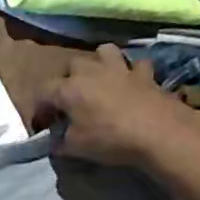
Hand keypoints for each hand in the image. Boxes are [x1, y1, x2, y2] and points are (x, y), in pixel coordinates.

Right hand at [36, 44, 199, 167]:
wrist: (159, 133)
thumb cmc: (110, 140)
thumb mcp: (75, 148)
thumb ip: (59, 142)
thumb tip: (54, 140)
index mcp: (68, 89)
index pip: (43, 93)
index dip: (39, 109)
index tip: (43, 126)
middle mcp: (90, 72)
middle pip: (70, 66)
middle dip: (67, 80)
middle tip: (70, 101)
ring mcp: (119, 69)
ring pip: (104, 52)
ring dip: (98, 63)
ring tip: (99, 80)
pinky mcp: (144, 74)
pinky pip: (136, 65)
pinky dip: (132, 72)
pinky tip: (132, 82)